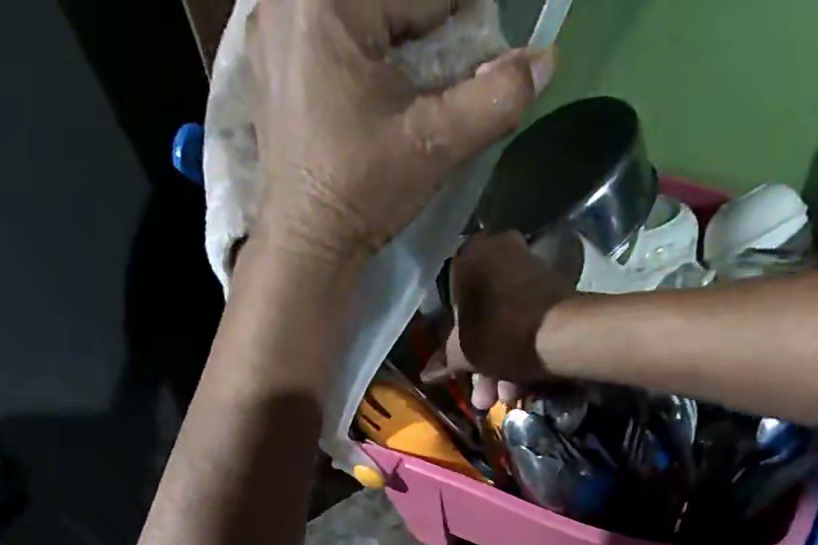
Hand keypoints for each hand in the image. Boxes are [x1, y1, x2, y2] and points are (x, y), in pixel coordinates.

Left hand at [250, 0, 551, 263]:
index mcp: (323, 2)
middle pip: (391, 0)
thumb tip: (546, 60)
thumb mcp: (436, 143)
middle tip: (454, 68)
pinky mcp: (271, 58)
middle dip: (432, 26)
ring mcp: (272, 28)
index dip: (467, 20)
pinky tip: (384, 83)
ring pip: (367, 11)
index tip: (482, 54)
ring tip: (420, 83)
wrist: (303, 246)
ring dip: (404, 34)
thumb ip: (500, 95)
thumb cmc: (360, 193)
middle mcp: (287, 2)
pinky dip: (371, 44)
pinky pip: (337, 26)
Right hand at [436, 231, 575, 407]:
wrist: (562, 334)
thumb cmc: (499, 333)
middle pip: (480, 315)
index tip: (454, 362)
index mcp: (471, 257)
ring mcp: (531, 270)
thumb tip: (427, 373)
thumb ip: (445, 360)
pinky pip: (527, 321)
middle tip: (481, 392)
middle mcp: (501, 253)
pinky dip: (522, 351)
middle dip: (480, 360)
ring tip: (503, 398)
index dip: (449, 338)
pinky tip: (520, 386)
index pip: (449, 300)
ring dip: (501, 364)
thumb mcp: (462, 353)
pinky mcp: (555, 290)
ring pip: (505, 322)